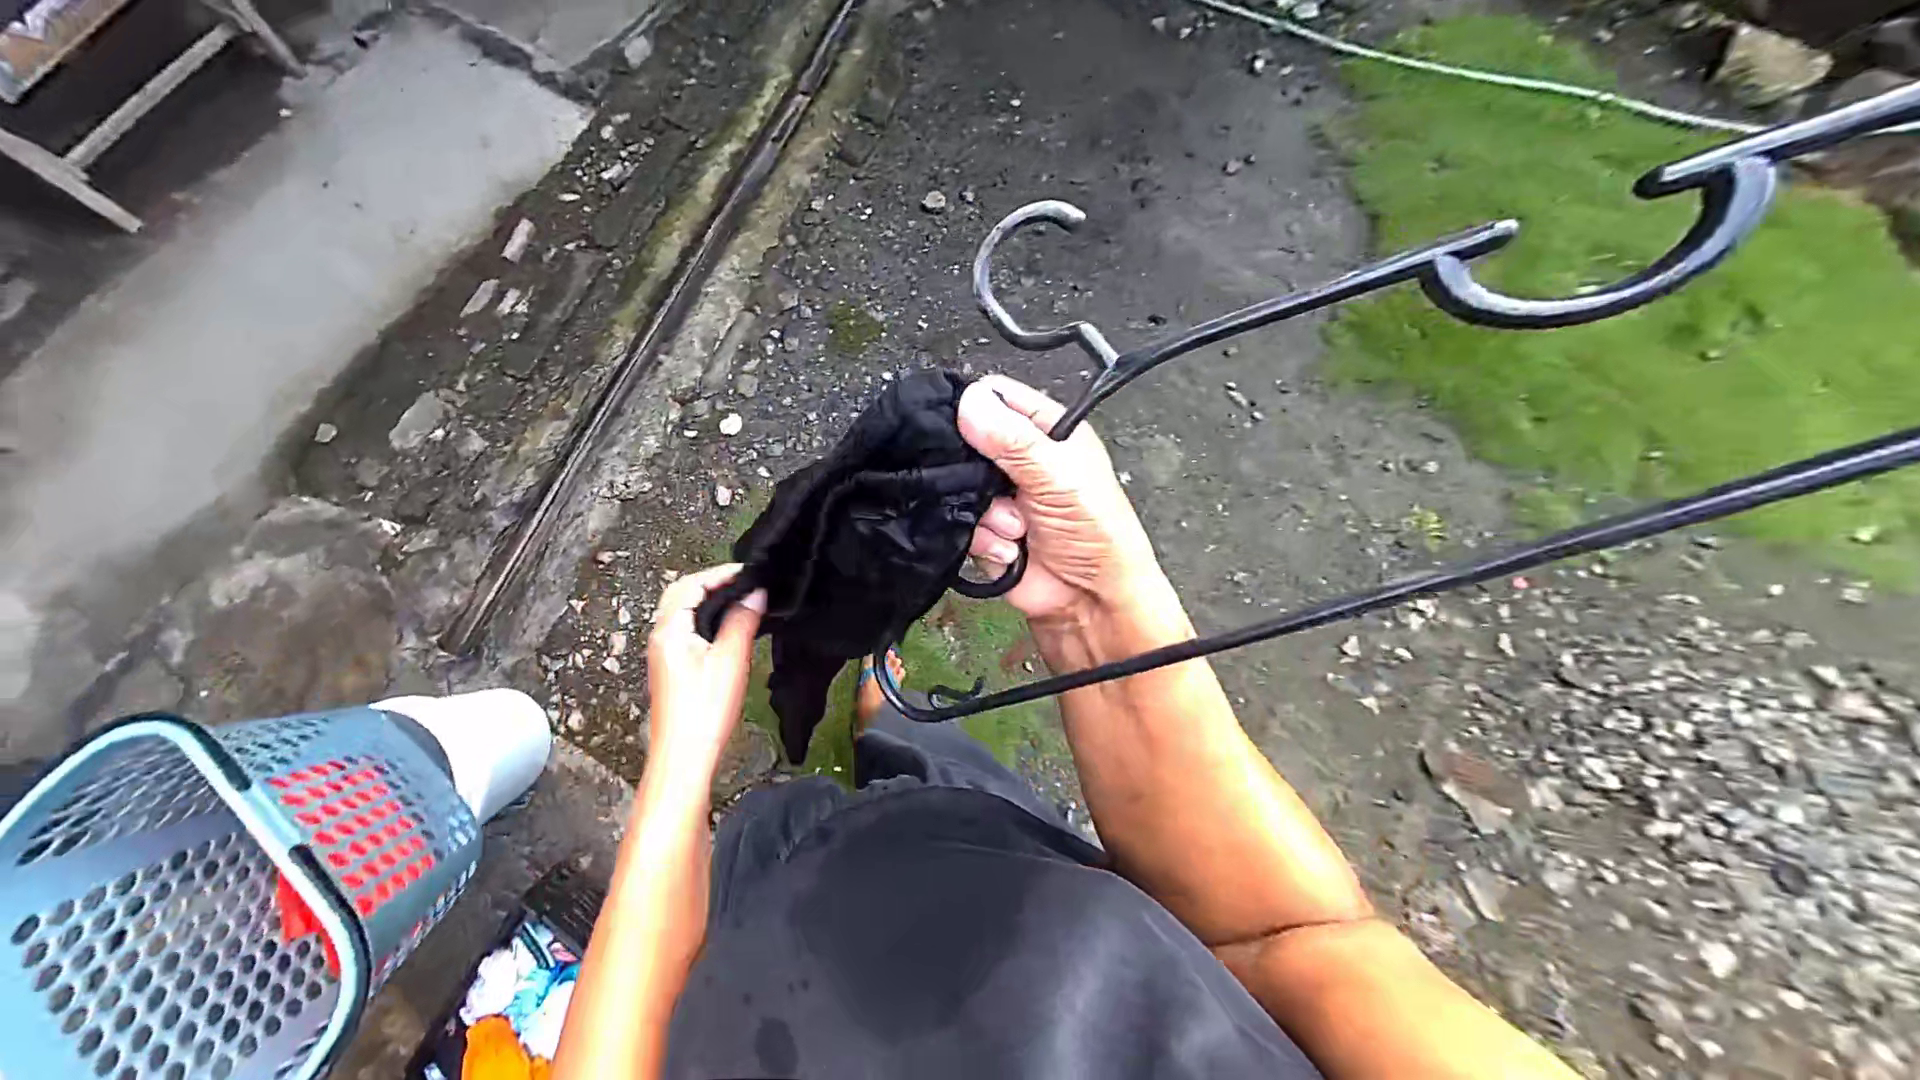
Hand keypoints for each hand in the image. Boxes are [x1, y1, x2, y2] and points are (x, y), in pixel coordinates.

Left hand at [646, 564, 764, 778]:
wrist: (684, 757)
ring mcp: (664, 653)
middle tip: (742, 580)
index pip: (690, 584)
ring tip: (738, 597)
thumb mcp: (731, 660)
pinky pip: (685, 628)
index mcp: (669, 632)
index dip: (720, 574)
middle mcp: (660, 639)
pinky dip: (705, 616)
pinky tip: (726, 626)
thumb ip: (743, 621)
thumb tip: (755, 594)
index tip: (747, 573)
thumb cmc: (702, 714)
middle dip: (711, 581)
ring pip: (681, 611)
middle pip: (680, 593)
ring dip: (707, 598)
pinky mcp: (672, 667)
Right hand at [958, 375, 1164, 628]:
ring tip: (1019, 529)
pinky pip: (964, 524)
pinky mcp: (989, 531)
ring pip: (962, 488)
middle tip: (1002, 490)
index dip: (976, 409)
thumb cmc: (1098, 534)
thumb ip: (1013, 440)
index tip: (966, 431)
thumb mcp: (1058, 476)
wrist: (1089, 600)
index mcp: (1048, 433)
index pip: (998, 399)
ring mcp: (1004, 497)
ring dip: (989, 515)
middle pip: (970, 445)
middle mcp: (1023, 461)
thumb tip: (971, 402)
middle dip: (979, 475)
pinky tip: (1012, 551)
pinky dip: (986, 541)